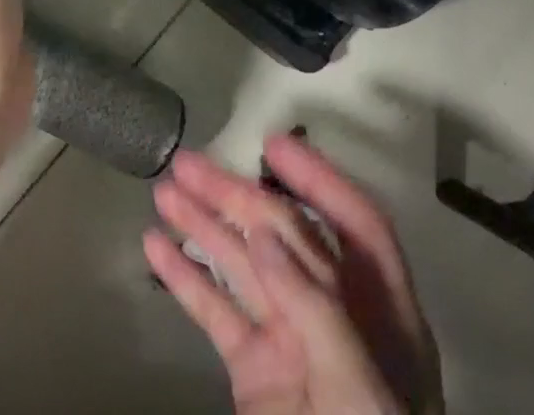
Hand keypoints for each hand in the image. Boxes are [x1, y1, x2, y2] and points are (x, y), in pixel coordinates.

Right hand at [143, 135, 441, 414]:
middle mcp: (333, 315)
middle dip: (236, 196)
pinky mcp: (252, 367)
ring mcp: (290, 340)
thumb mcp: (359, 388)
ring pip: (241, 268)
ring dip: (202, 226)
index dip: (319, 182)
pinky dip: (183, 278)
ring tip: (163, 192)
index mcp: (380, 315)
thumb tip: (267, 235)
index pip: (355, 229)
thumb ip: (319, 312)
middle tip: (185, 165)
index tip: (274, 144)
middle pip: (283, 239)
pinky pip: (214, 312)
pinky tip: (153, 248)